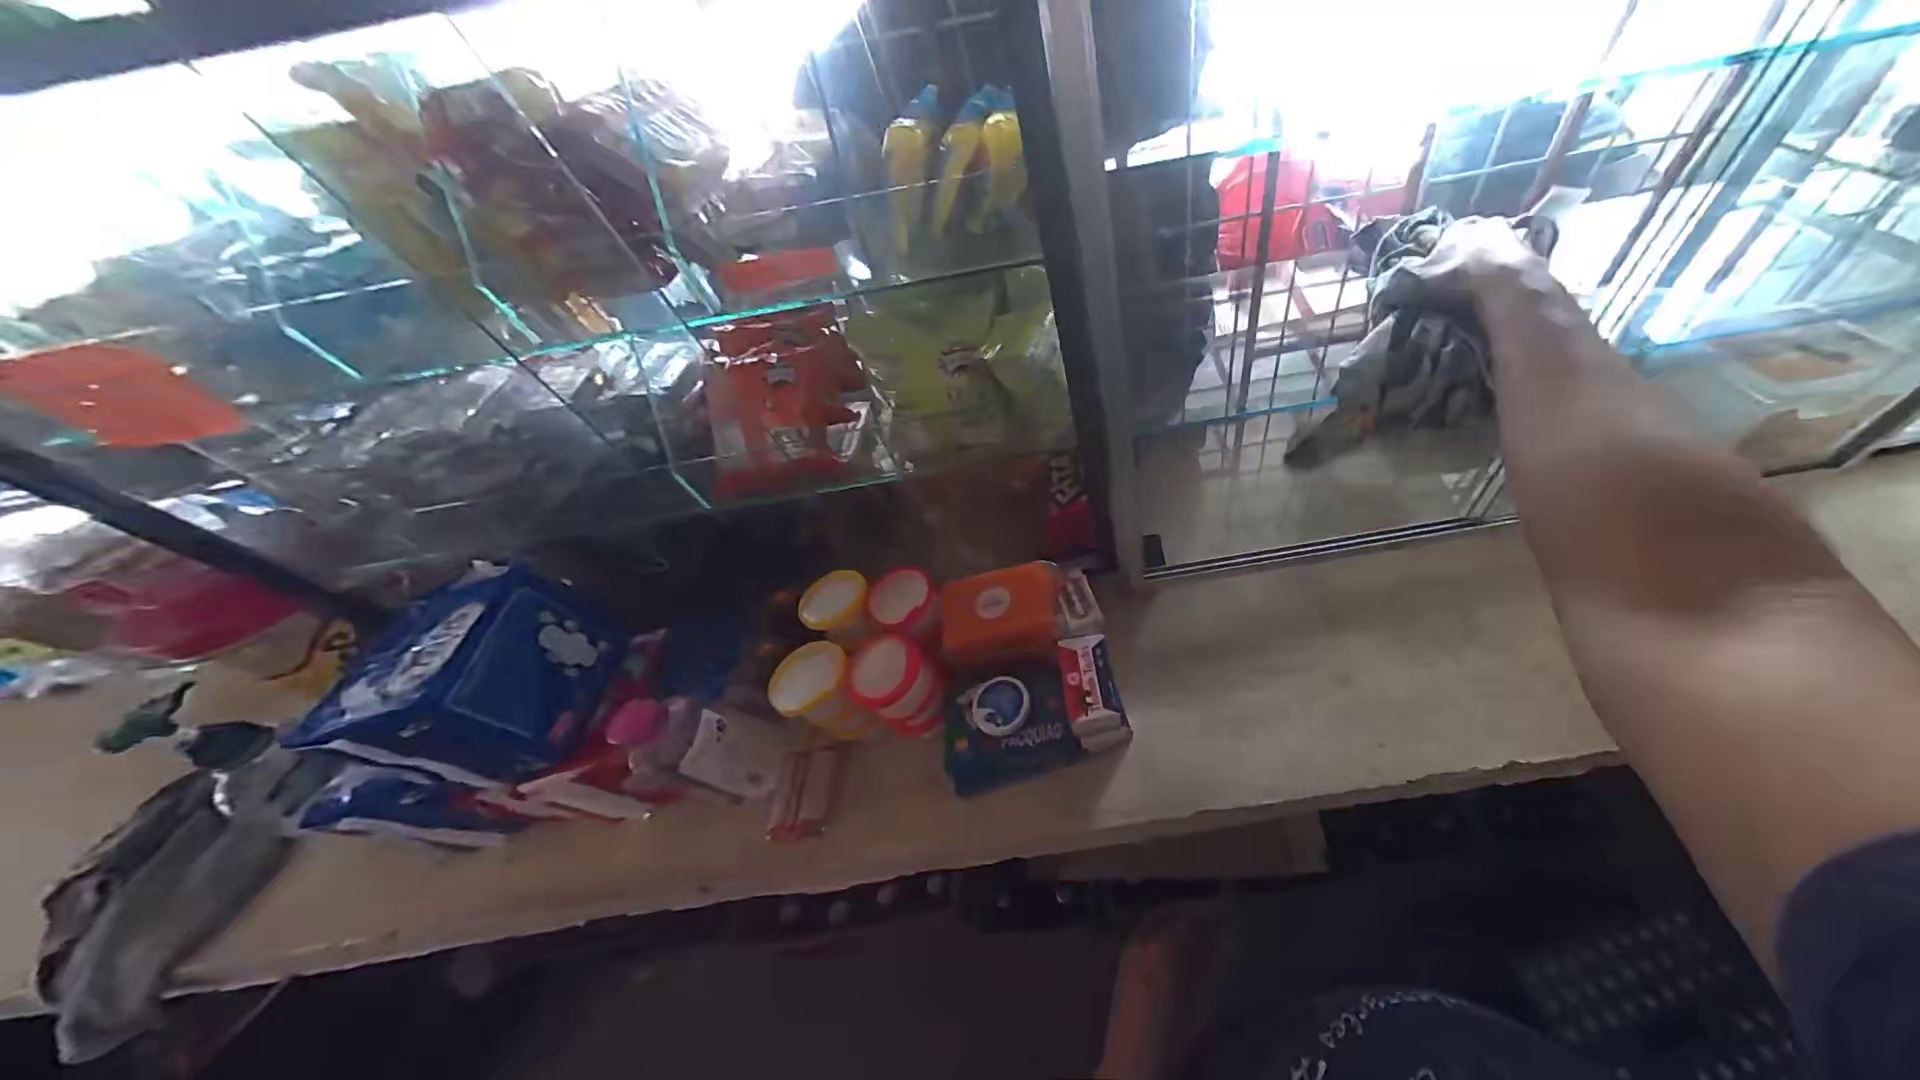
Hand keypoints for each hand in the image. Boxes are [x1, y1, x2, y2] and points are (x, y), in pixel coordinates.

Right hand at [1376, 215, 1551, 310]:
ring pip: (1489, 250)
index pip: (1439, 237)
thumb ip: (1398, 276)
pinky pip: (1509, 262)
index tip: (1426, 275)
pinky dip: (1501, 272)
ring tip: (1472, 287)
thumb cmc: (1457, 277)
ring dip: (1482, 264)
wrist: (1508, 286)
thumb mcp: (1415, 279)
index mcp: (1458, 225)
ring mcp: (1514, 235)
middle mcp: (1487, 222)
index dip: (1430, 256)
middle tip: (1449, 280)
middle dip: (1459, 256)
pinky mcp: (1534, 251)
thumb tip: (1383, 280)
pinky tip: (1494, 288)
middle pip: (1468, 241)